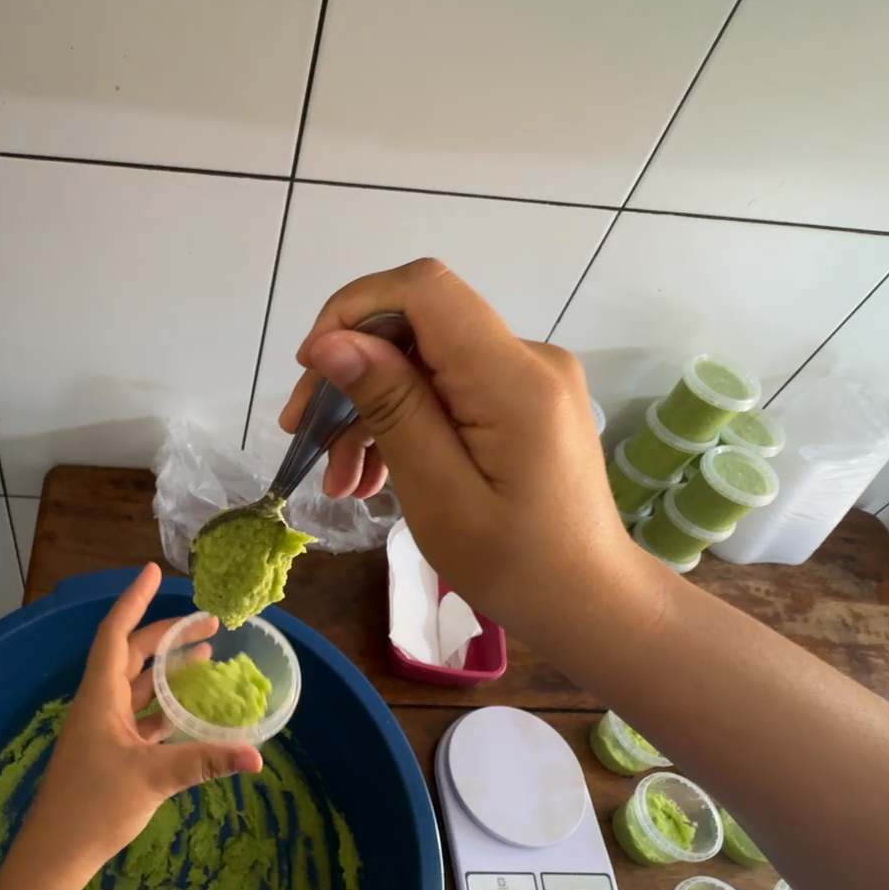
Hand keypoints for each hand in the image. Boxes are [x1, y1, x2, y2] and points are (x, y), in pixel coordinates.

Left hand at [11, 563, 263, 885]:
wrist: (53, 856)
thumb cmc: (92, 806)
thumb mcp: (153, 779)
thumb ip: (205, 763)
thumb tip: (256, 757)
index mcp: (100, 695)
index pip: (116, 633)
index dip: (135, 600)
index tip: (154, 572)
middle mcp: (100, 702)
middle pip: (134, 654)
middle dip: (168, 635)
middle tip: (209, 623)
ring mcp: (103, 728)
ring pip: (139, 684)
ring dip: (169, 669)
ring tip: (207, 656)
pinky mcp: (110, 751)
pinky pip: (141, 714)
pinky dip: (165, 705)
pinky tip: (190, 708)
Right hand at [278, 259, 667, 642]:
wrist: (586, 599)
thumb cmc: (515, 564)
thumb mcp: (438, 494)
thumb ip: (391, 408)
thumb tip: (333, 343)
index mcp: (512, 378)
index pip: (424, 290)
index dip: (354, 310)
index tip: (312, 366)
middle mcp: (526, 358)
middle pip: (414, 328)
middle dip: (349, 375)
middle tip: (302, 435)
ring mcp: (525, 377)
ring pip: (420, 363)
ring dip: (368, 412)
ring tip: (339, 481)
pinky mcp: (517, 398)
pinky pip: (443, 390)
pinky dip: (400, 424)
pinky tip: (371, 476)